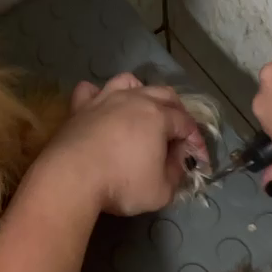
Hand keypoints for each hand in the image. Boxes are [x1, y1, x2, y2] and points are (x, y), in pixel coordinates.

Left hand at [28, 73, 209, 215]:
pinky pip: (91, 90)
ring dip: (141, 91)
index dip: (196, 141)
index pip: (185, 123)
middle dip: (176, 110)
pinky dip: (98, 94)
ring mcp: (104, 98)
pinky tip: (101, 105)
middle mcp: (133, 99)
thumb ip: (175, 174)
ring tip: (144, 108)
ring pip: (128, 81)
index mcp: (158, 116)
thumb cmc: (122, 183)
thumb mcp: (161, 190)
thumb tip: (177, 161)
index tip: (199, 160)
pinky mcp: (80, 106)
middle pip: (162, 93)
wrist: (72, 175)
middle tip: (179, 131)